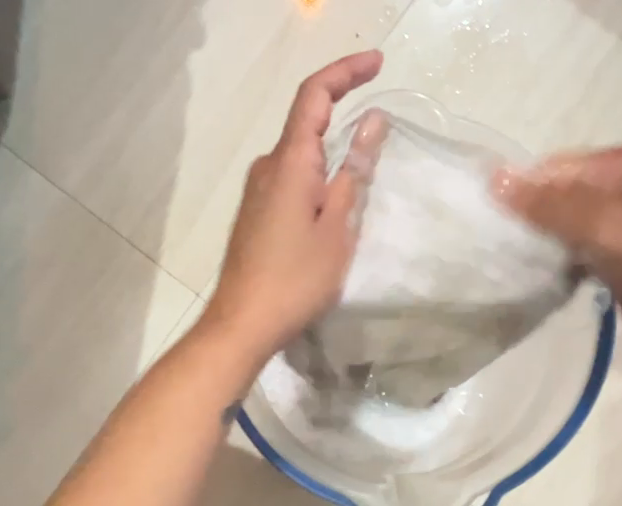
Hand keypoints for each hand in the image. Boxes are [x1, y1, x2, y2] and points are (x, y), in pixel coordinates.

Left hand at [196, 51, 390, 361]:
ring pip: (298, 160)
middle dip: (341, 116)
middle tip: (378, 131)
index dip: (346, 72)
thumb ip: (354, 172)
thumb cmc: (296, 280)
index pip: (314, 95)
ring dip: (328, 157)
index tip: (377, 65)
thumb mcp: (338, 227)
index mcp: (289, 163)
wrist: (242, 324)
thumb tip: (372, 123)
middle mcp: (266, 169)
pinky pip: (288, 184)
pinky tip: (329, 212)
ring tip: (358, 183)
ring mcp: (255, 194)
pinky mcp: (252, 218)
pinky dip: (314, 182)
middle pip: (305, 126)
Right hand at [495, 147, 621, 353]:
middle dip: (525, 218)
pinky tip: (535, 277)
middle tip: (495, 246)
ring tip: (509, 263)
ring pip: (559, 225)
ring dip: (537, 243)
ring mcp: (614, 221)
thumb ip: (546, 204)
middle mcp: (613, 185)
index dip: (519, 190)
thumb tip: (494, 180)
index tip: (488, 221)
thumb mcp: (597, 222)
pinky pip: (570, 250)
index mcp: (615, 164)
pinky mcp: (611, 253)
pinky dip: (553, 261)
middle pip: (553, 195)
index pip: (550, 168)